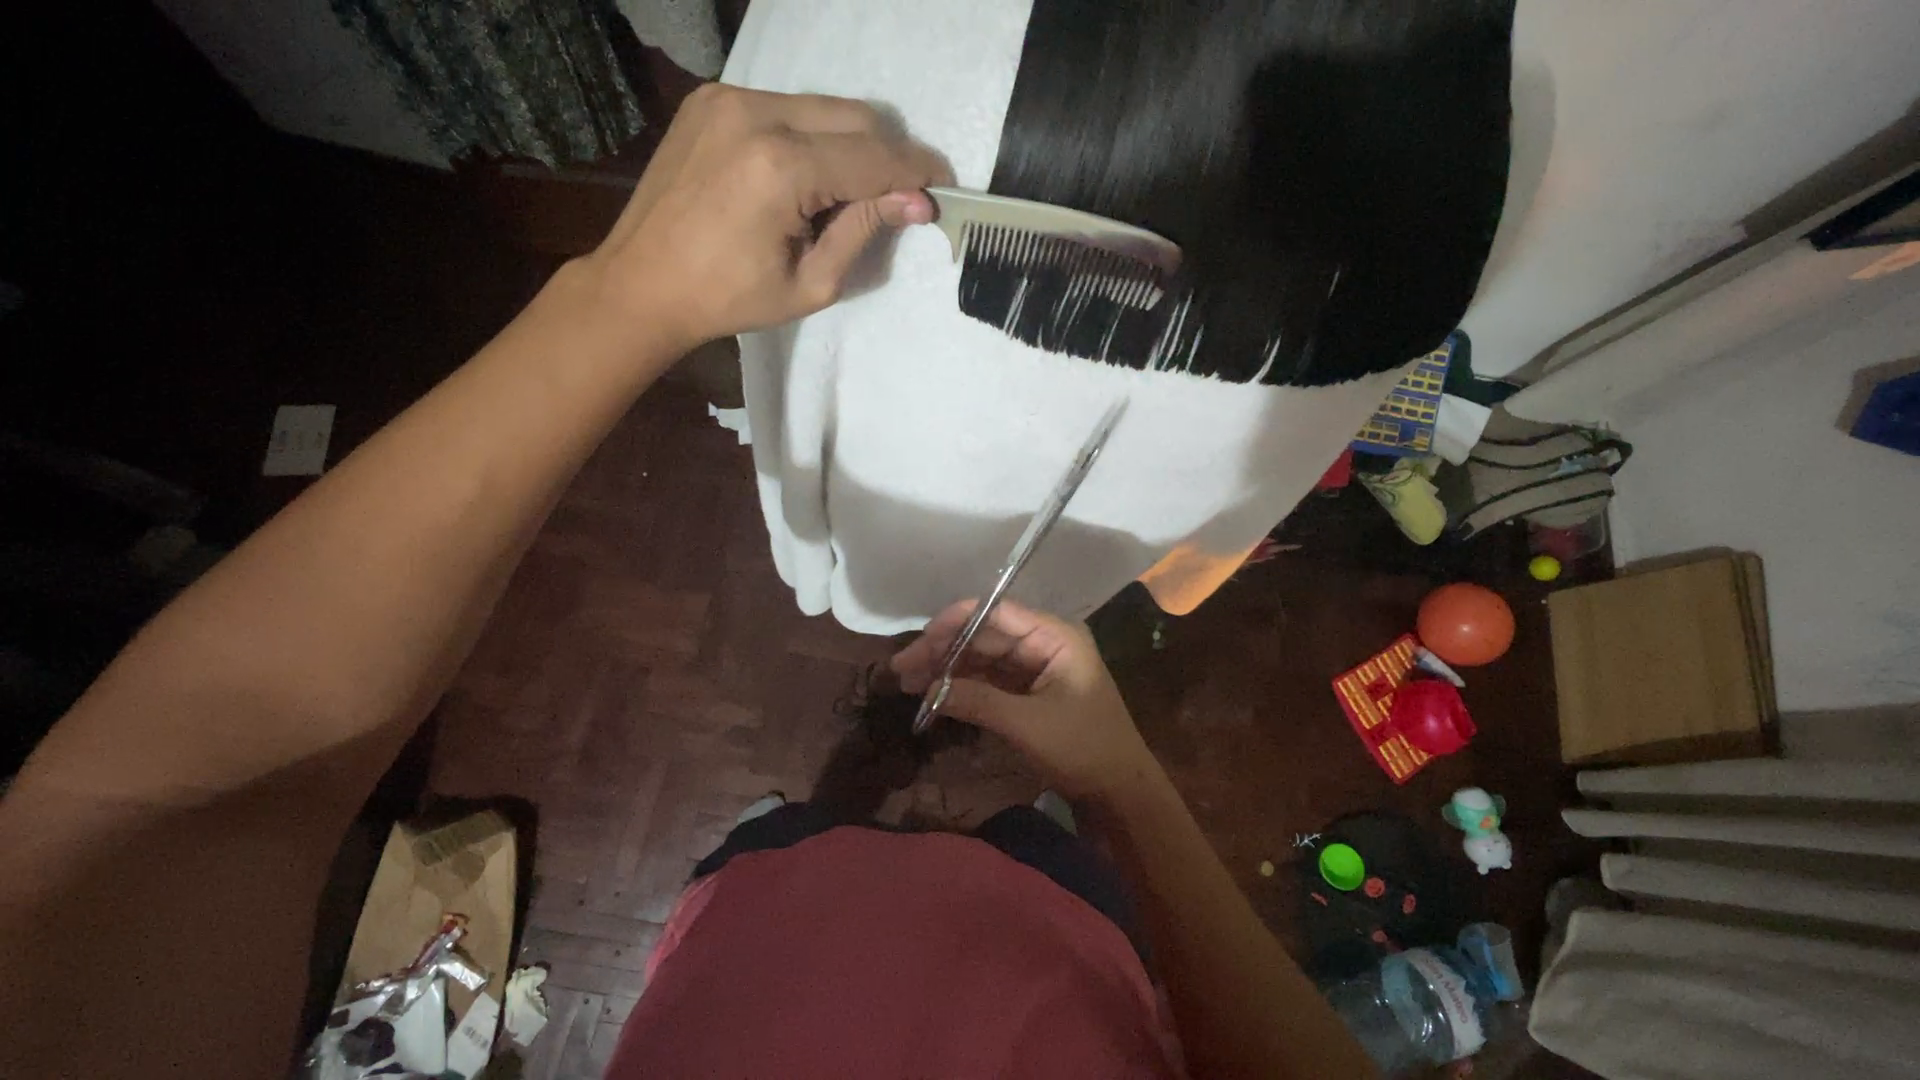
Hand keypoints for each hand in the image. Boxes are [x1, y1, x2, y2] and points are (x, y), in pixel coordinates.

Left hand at [589, 85, 950, 354]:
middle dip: (886, 155)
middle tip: (898, 197)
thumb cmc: (728, 299)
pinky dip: (808, 136)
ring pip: (822, 107)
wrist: (642, 282)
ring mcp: (728, 98)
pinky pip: (784, 107)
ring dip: (848, 144)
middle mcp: (755, 114)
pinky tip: (801, 177)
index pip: (873, 156)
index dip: (915, 172)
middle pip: (855, 117)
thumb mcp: (810, 282)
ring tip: (843, 194)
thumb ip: (864, 231)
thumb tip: (916, 201)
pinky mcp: (710, 99)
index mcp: (780, 167)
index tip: (942, 187)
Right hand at [890, 600, 1163, 800]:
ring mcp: (1035, 669)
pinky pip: (988, 681)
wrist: (1119, 793)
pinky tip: (933, 697)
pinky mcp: (1028, 694)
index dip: (954, 623)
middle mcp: (1044, 644)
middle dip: (942, 650)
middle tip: (900, 670)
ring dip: (946, 670)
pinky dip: (961, 688)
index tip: (919, 640)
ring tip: (906, 684)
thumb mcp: (1028, 724)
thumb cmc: (1084, 749)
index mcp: (1055, 636)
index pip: (996, 613)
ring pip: (981, 659)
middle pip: (983, 636)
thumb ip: (977, 700)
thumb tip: (928, 689)